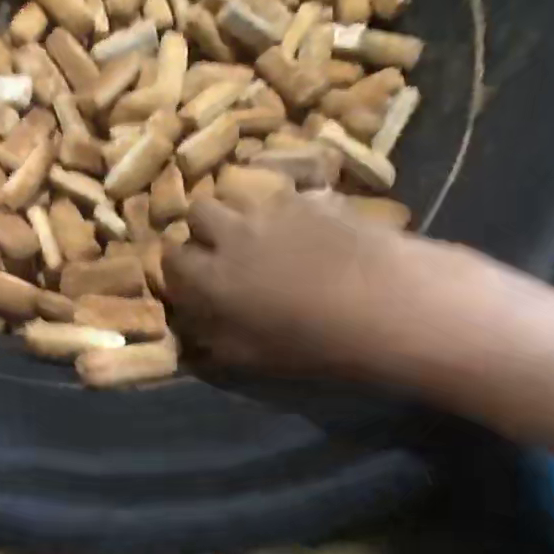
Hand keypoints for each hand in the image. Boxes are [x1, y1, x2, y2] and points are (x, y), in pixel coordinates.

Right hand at [162, 195, 423, 378]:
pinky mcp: (309, 197)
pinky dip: (287, 210)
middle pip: (198, 211)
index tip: (190, 278)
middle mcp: (232, 233)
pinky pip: (286, 197)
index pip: (171, 257)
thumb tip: (190, 334)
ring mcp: (271, 209)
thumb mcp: (251, 358)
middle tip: (225, 248)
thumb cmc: (311, 342)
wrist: (382, 303)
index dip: (177, 266)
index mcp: (211, 275)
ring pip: (239, 195)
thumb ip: (212, 342)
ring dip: (242, 212)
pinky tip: (310, 231)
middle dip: (204, 226)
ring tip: (266, 235)